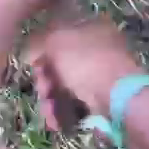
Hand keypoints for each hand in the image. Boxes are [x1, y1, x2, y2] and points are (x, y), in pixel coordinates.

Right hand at [24, 17, 145, 127]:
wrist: (119, 99)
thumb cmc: (86, 62)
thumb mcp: (56, 43)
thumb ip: (38, 43)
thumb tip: (30, 51)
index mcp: (91, 25)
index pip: (59, 33)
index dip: (42, 49)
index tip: (32, 64)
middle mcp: (98, 46)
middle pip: (61, 62)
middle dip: (45, 80)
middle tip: (42, 91)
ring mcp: (102, 73)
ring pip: (67, 84)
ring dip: (51, 100)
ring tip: (49, 114)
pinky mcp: (104, 98)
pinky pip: (77, 102)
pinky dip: (64, 112)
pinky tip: (57, 123)